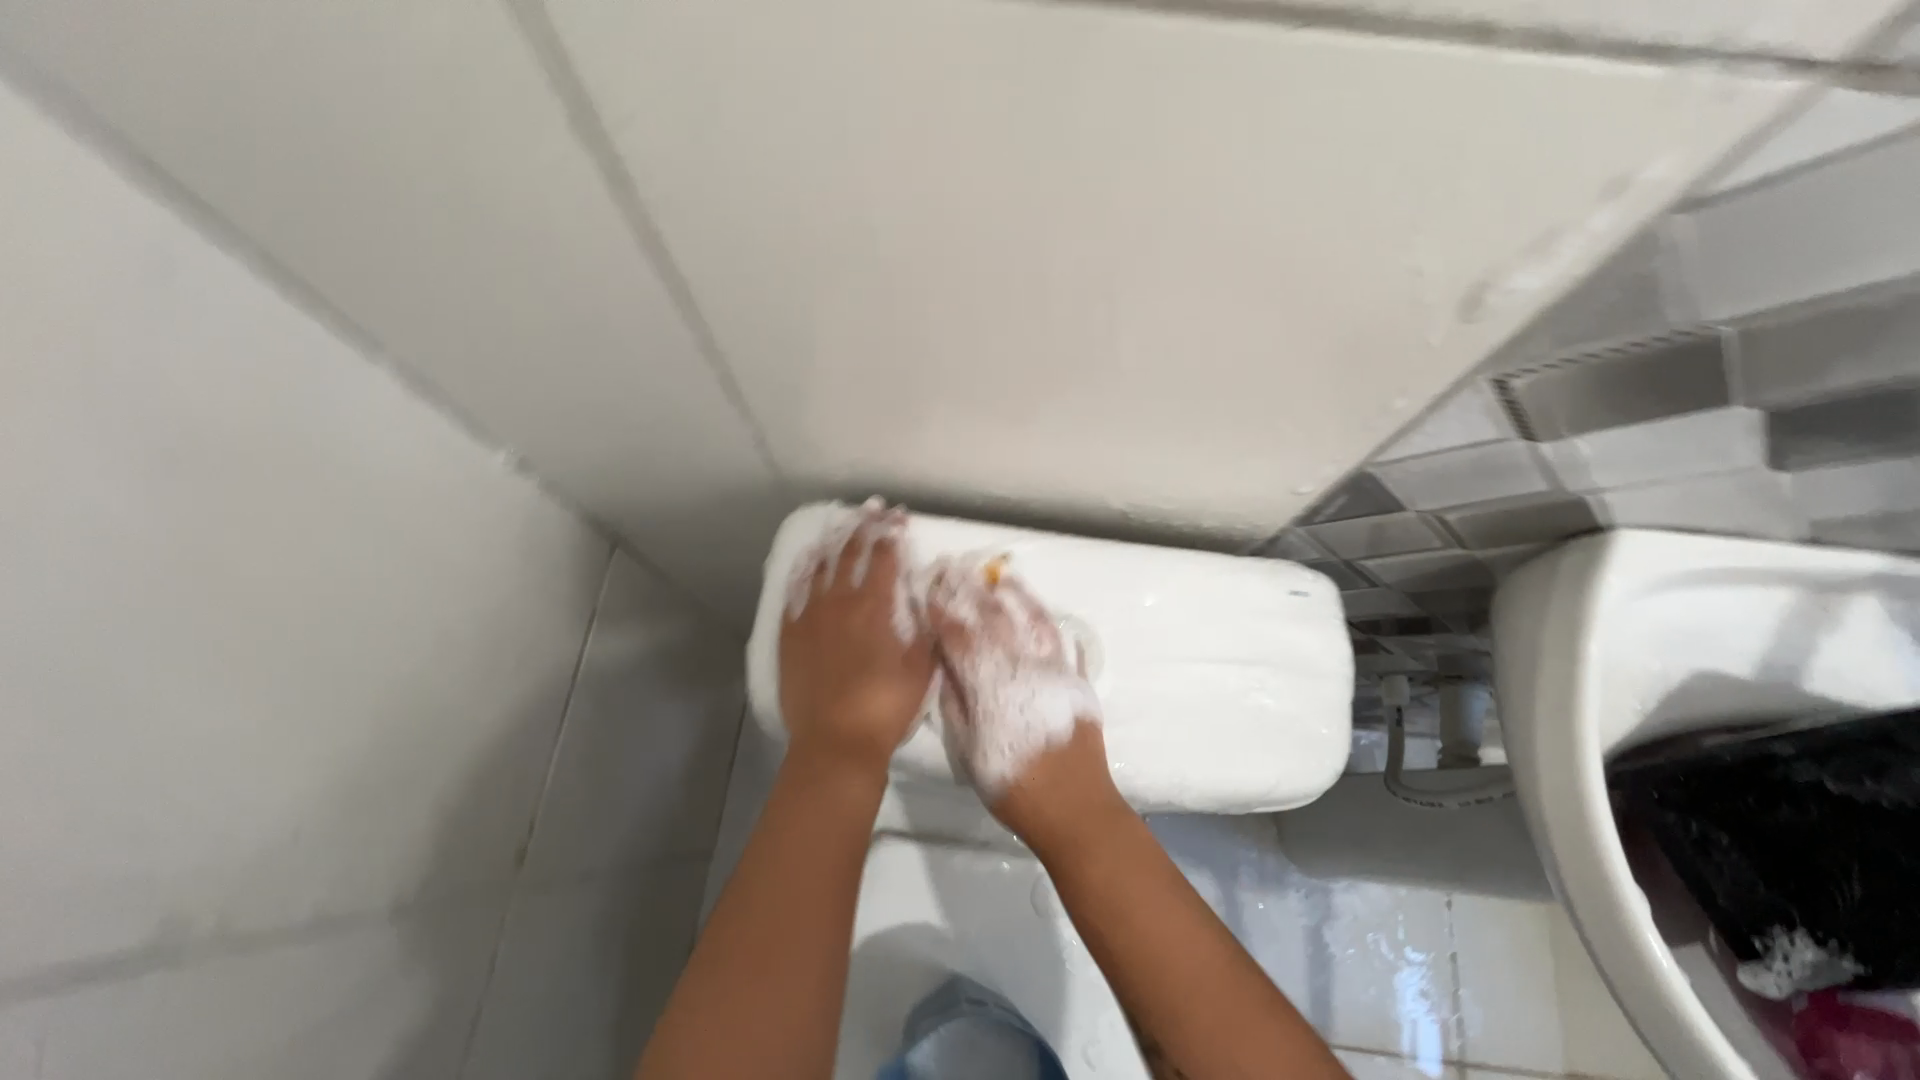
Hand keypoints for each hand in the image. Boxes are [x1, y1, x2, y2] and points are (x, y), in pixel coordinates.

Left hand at [778, 502, 936, 776]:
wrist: (835, 742)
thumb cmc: (886, 707)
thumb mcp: (922, 668)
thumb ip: (926, 628)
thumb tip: (930, 596)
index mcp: (874, 606)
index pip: (883, 556)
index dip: (891, 532)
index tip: (898, 517)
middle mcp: (838, 601)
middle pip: (850, 552)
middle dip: (864, 526)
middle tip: (873, 510)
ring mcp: (809, 616)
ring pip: (819, 566)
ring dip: (834, 541)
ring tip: (842, 524)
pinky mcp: (789, 634)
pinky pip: (795, 591)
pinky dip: (804, 570)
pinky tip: (809, 562)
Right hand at [925, 557, 1127, 850]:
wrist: (1076, 808)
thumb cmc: (1013, 786)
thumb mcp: (969, 750)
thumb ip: (956, 703)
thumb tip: (946, 667)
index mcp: (990, 685)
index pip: (960, 637)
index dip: (942, 612)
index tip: (928, 589)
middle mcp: (1023, 667)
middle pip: (994, 619)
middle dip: (971, 593)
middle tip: (956, 569)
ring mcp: (1055, 671)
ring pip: (1032, 621)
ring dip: (1014, 596)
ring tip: (999, 577)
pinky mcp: (1077, 680)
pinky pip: (1063, 641)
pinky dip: (1049, 621)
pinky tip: (1040, 611)